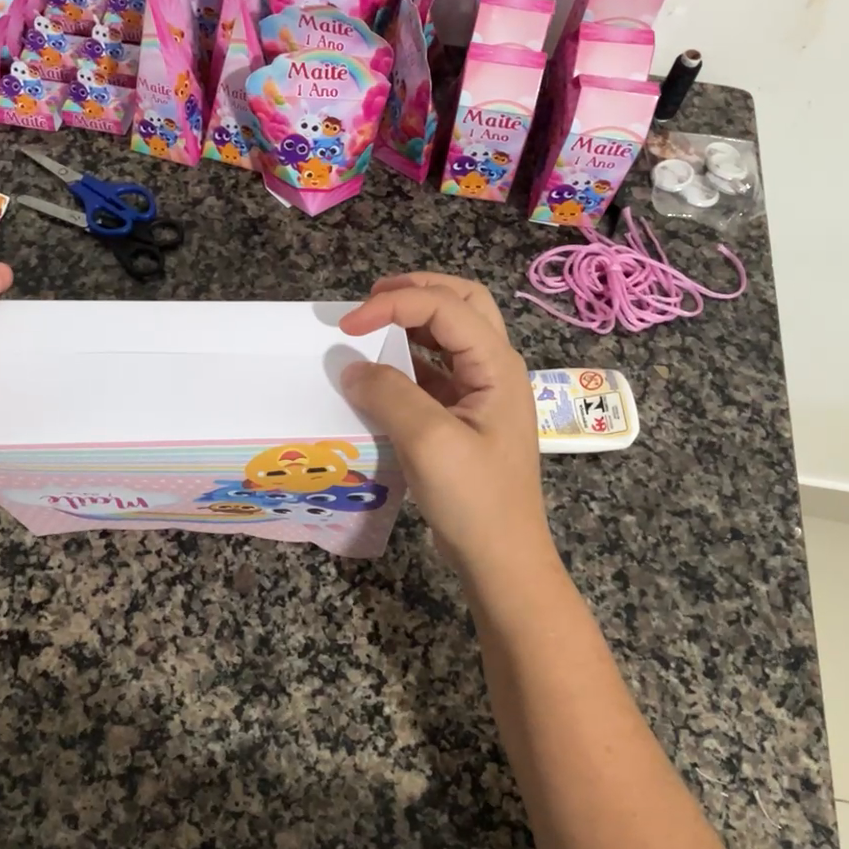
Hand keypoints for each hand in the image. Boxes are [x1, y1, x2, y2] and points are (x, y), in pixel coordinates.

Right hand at [338, 273, 550, 574]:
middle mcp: (493, 370)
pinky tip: (378, 375)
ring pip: (449, 337)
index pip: (446, 307)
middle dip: (415, 293)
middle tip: (370, 299)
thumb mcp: (429, 441)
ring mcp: (480, 395)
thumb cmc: (474, 498)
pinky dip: (406, 362)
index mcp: (496, 366)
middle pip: (461, 305)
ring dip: (411, 323)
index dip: (395, 304)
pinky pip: (435, 373)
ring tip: (370, 328)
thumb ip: (389, 394)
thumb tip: (352, 367)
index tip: (349, 325)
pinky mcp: (463, 420)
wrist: (499, 556)